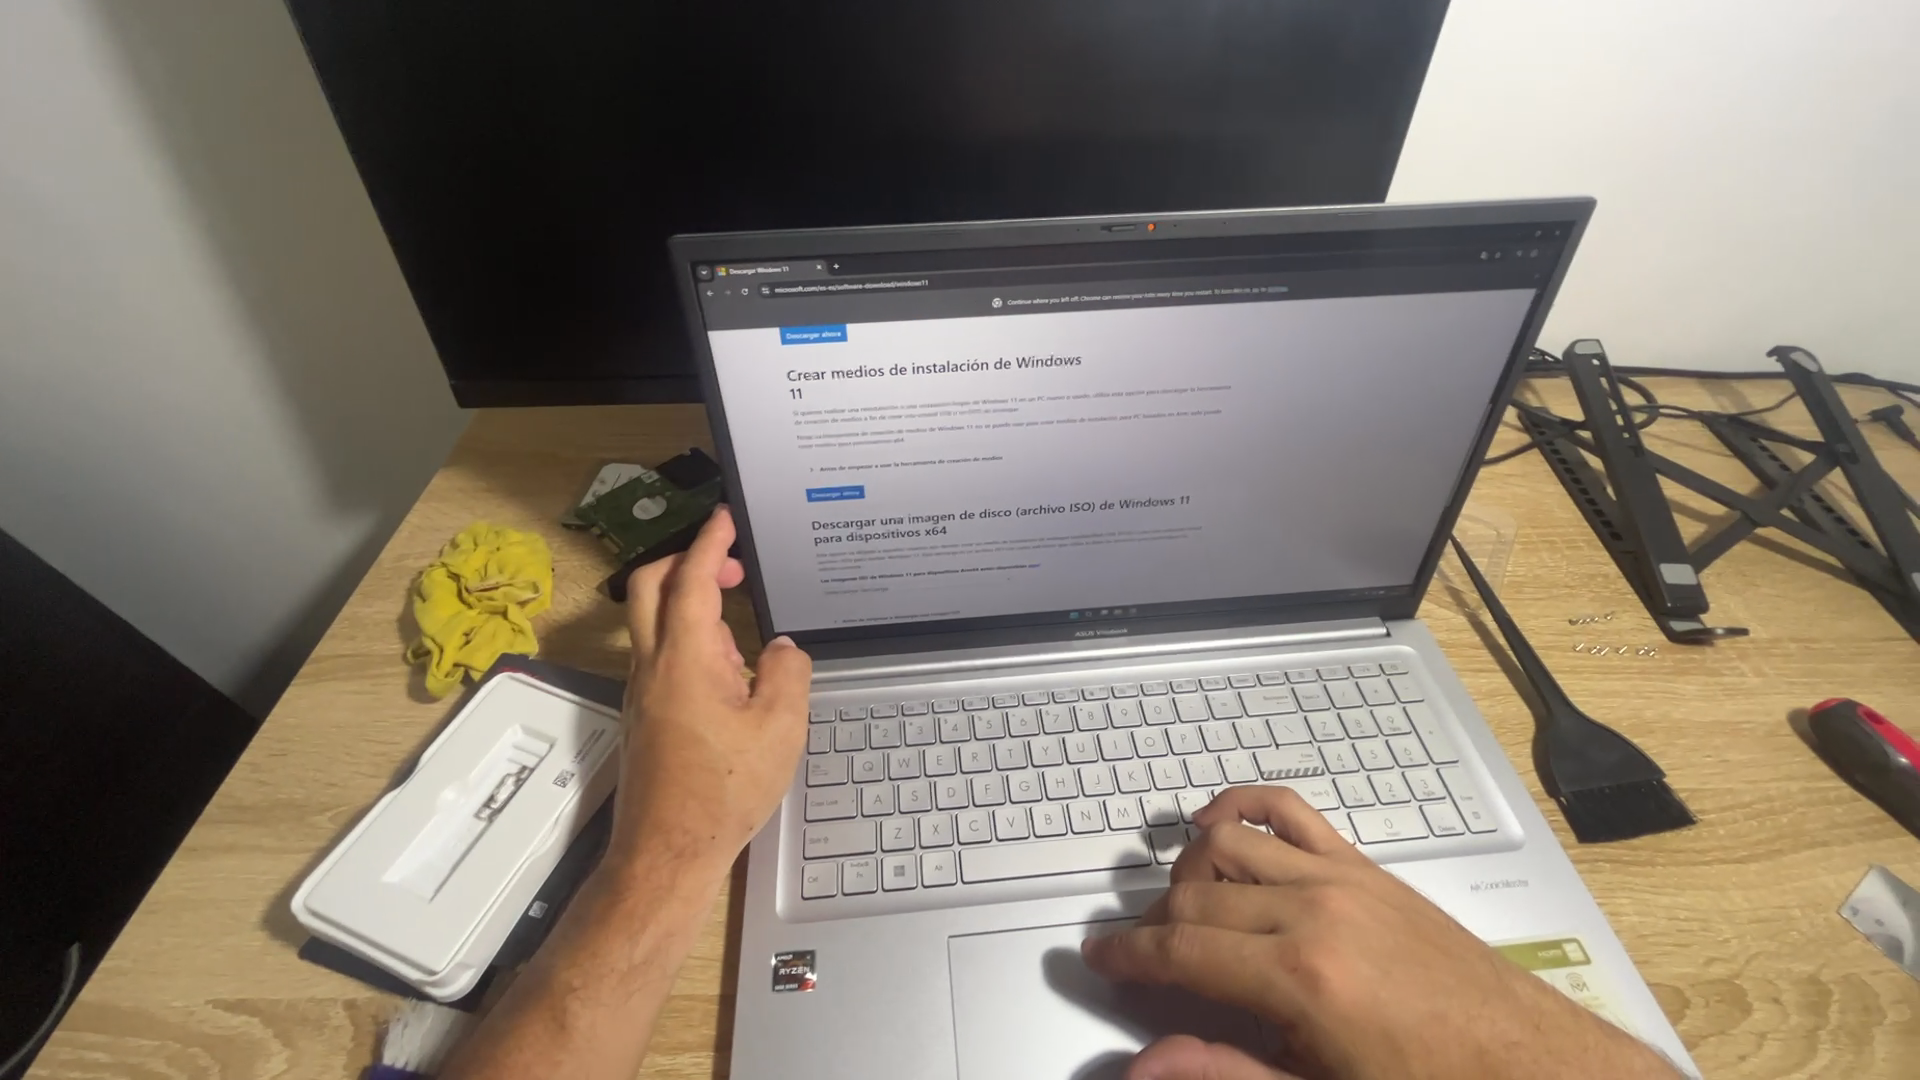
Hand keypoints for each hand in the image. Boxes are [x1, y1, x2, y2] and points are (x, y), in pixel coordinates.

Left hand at [609, 506, 811, 882]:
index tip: (725, 519)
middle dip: (687, 561)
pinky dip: (689, 636)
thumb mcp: (780, 727)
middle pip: (649, 586)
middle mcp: (653, 667)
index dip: (710, 542)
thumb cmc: (723, 791)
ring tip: (738, 618)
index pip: (690, 580)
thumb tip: (781, 647)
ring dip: (690, 601)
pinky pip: (661, 653)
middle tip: (730, 566)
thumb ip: (786, 672)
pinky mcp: (645, 712)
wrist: (667, 851)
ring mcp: (643, 690)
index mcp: (686, 660)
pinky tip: (727, 666)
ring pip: (652, 620)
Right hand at [1081, 787, 1679, 1079]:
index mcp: (1301, 978)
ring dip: (1188, 871)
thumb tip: (1141, 1065)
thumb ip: (1226, 1072)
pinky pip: (1287, 807)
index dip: (1129, 955)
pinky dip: (1240, 804)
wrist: (1537, 1071)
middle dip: (1152, 924)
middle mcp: (1311, 908)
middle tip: (1142, 955)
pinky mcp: (1361, 862)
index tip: (1098, 957)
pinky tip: (1215, 823)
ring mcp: (1337, 874)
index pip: (1182, 949)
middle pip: (1195, 897)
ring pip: (1226, 846)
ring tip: (1182, 907)